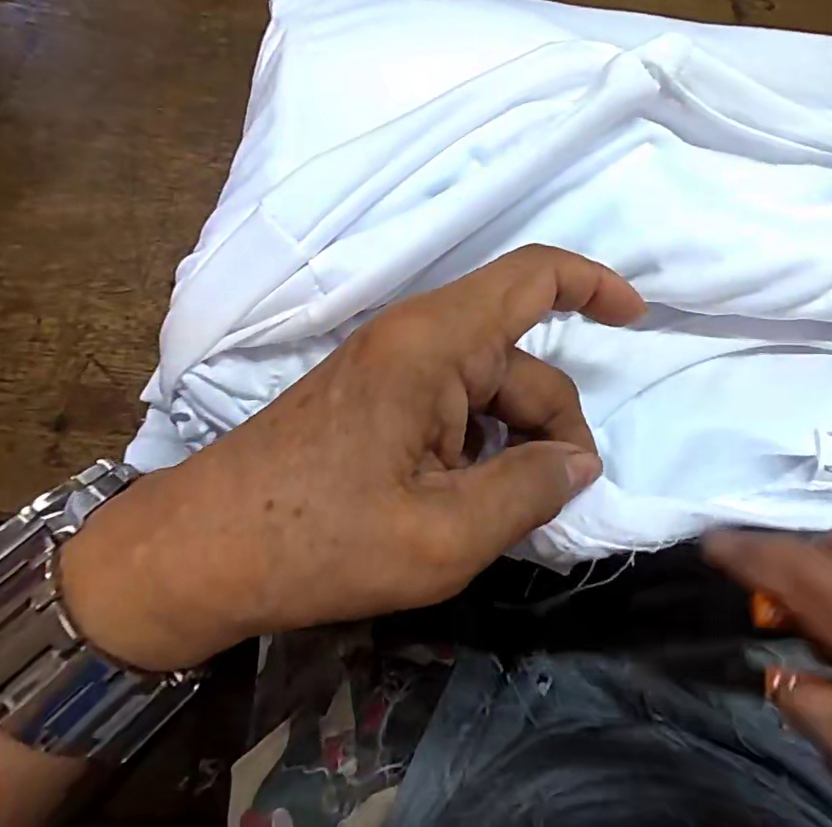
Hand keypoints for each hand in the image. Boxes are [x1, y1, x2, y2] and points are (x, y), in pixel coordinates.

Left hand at [61, 245, 646, 670]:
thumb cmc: (314, 542)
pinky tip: (469, 501)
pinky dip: (482, 447)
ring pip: (492, 391)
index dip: (593, 283)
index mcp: (433, 344)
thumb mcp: (441, 538)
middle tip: (554, 501)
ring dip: (515, 446)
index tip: (636, 318)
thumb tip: (580, 463)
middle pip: (522, 361)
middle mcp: (417, 339)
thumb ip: (527, 492)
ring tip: (500, 515)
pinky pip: (459, 406)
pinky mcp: (381, 396)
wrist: (195, 554)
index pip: (532, 276)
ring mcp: (396, 368)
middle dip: (554, 427)